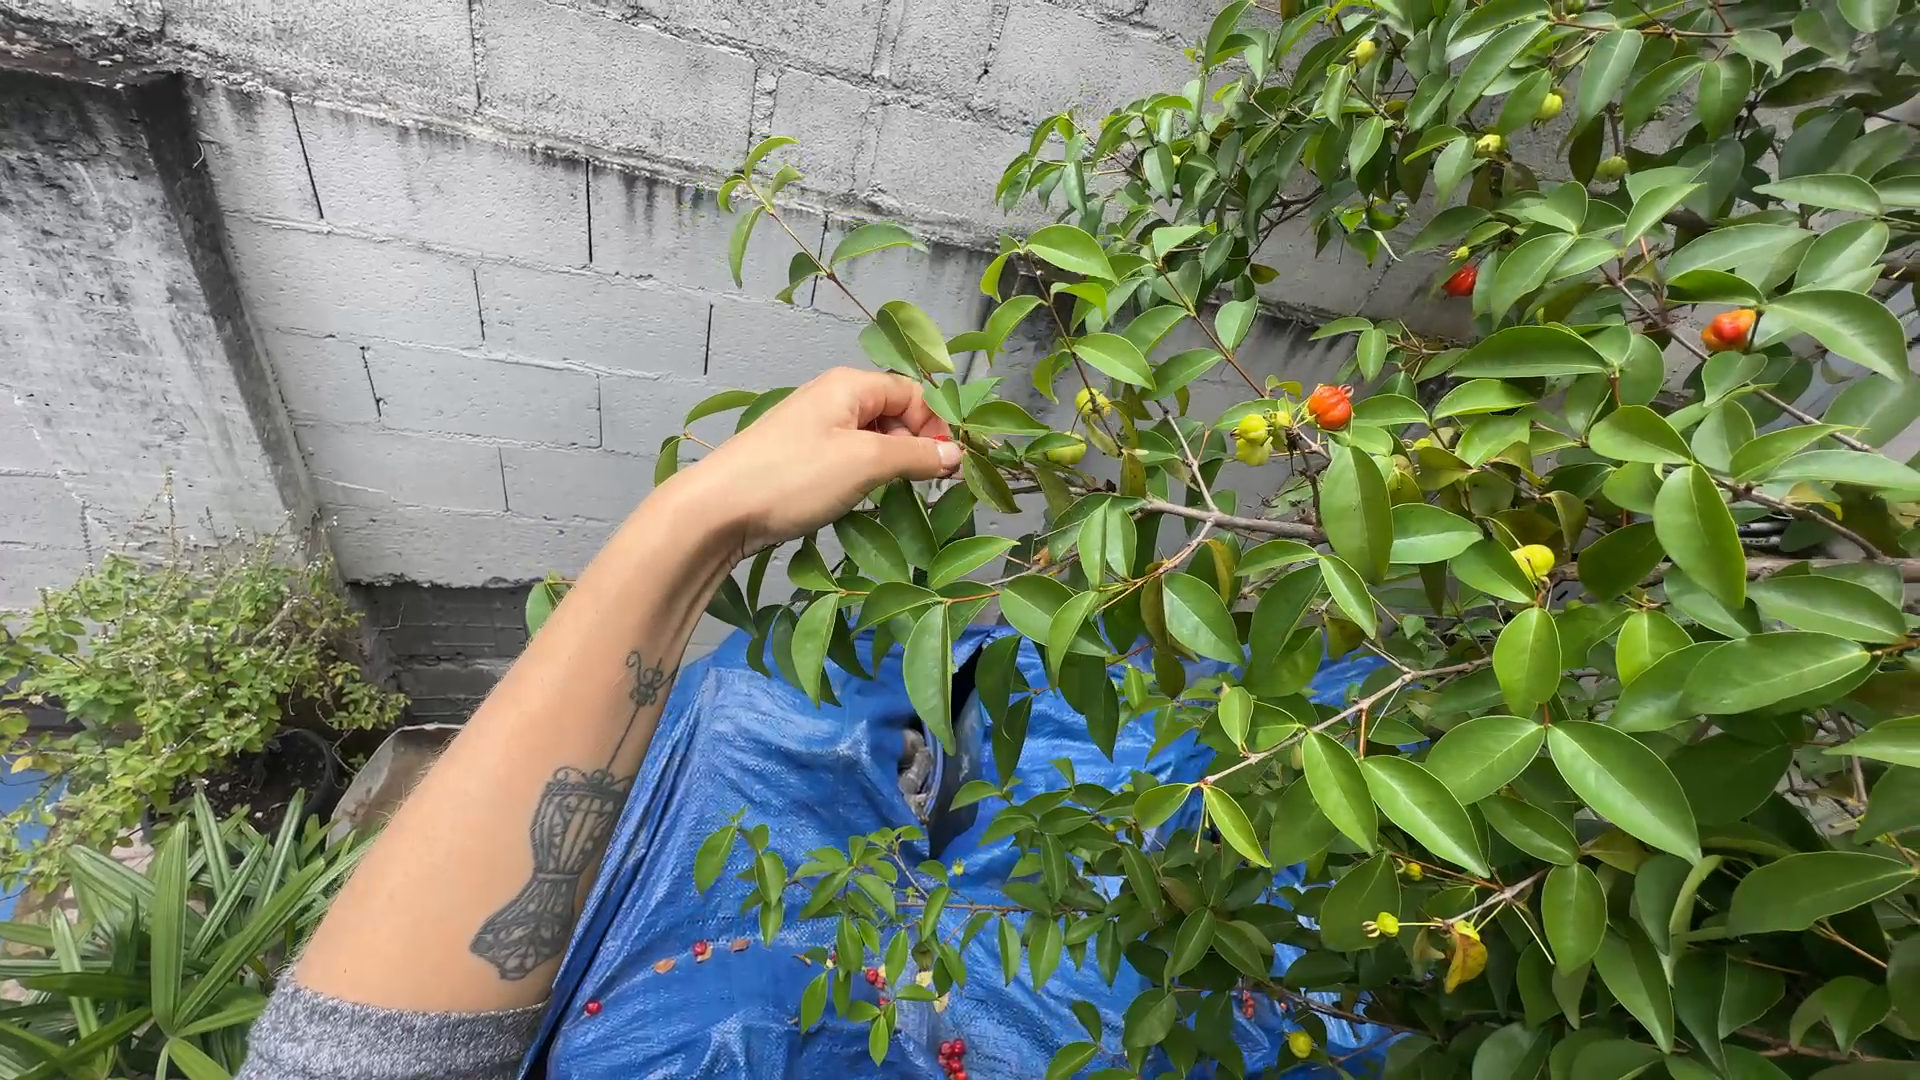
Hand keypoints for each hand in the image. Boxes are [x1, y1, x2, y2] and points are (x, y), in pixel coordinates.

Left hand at [670, 367, 960, 560]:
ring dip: (894, 465)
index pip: (912, 393)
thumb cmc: (794, 476)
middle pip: (894, 414)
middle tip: (932, 484)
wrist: (718, 509)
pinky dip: (868, 477)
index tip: (952, 464)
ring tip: (902, 495)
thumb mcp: (866, 463)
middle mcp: (834, 400)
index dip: (937, 424)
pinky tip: (869, 500)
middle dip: (918, 446)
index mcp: (850, 386)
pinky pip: (850, 460)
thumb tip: (956, 454)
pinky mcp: (803, 460)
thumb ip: (916, 455)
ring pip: (873, 440)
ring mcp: (816, 430)